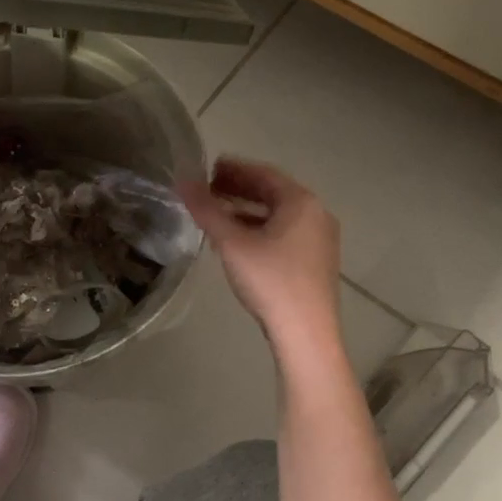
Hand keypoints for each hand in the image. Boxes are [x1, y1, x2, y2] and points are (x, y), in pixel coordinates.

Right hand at [179, 158, 341, 345]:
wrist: (305, 332)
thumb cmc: (270, 280)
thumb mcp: (232, 243)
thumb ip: (207, 210)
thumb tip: (183, 181)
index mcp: (301, 203)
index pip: (263, 173)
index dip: (233, 168)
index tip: (207, 168)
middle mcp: (316, 215)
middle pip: (272, 193)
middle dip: (239, 188)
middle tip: (207, 189)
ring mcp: (319, 240)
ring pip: (277, 215)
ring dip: (246, 210)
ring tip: (216, 214)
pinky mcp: (315, 262)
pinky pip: (283, 233)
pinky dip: (258, 228)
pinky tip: (236, 241)